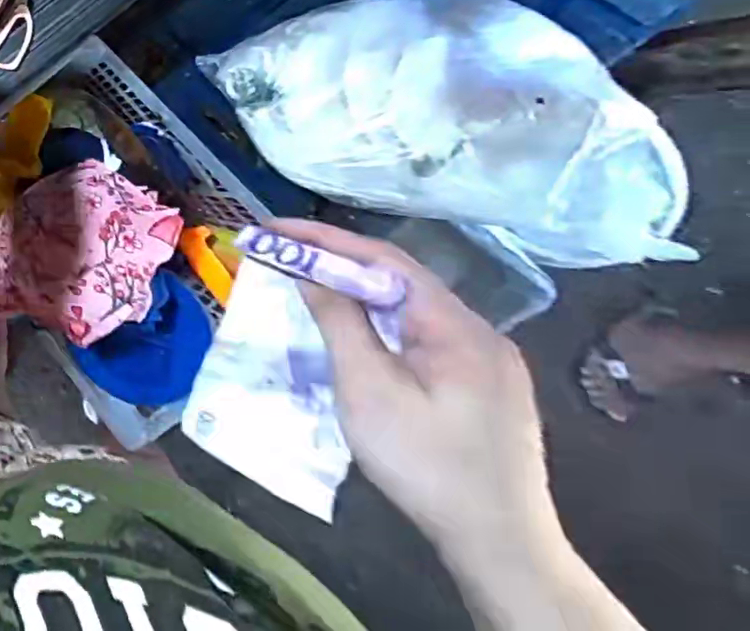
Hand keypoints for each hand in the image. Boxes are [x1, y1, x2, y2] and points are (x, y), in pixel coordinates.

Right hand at [274, 220, 562, 561]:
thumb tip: (307, 270)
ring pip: (405, 304)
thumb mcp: (368, 386)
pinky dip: (371, 315)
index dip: (324, 239)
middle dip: (334, 259)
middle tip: (278, 250)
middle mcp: (478, 334)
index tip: (272, 228)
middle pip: (397, 278)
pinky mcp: (475, 383)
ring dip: (351, 287)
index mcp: (459, 329)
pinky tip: (346, 324)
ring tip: (301, 278)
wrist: (498, 543)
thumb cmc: (424, 459)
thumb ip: (339, 320)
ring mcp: (481, 360)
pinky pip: (414, 330)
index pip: (384, 261)